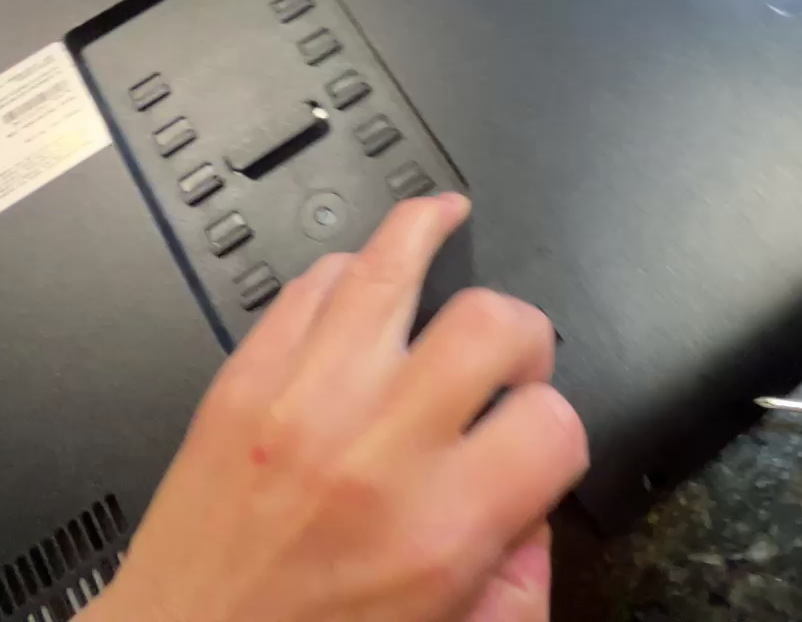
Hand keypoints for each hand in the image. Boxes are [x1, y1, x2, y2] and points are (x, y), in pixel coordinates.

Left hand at [85, 194, 587, 621]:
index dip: (559, 428)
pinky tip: (362, 276)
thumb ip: (520, 585)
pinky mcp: (242, 380)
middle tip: (509, 354)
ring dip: (428, 229)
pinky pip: (307, 287)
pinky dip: (347, 270)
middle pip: (489, 322)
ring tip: (445, 217)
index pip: (551, 424)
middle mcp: (372, 451)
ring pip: (387, 265)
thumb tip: (535, 504)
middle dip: (522, 329)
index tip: (537, 438)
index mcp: (436, 531)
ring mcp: (301, 400)